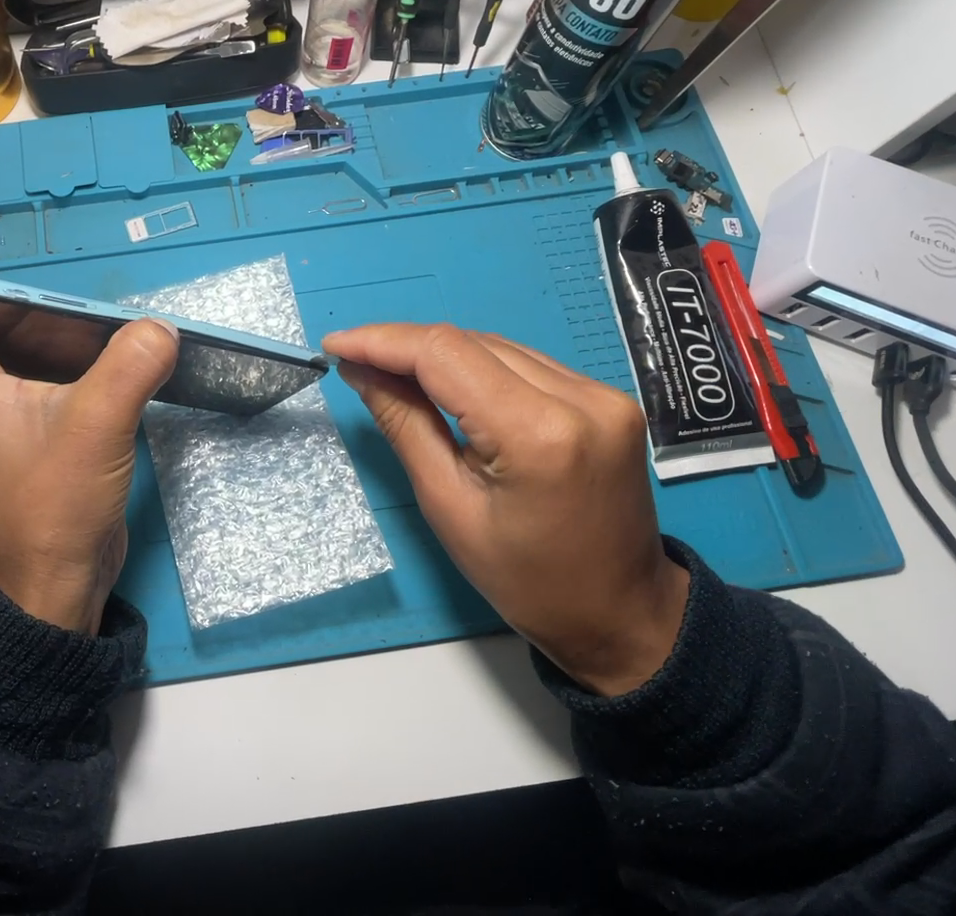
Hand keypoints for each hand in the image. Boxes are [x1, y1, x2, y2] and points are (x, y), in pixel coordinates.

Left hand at [0, 280, 178, 633]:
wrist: (60, 577)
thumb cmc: (53, 504)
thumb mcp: (96, 423)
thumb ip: (130, 367)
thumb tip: (160, 330)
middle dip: (10, 305)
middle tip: (64, 304)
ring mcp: (8, 417)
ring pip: (10, 354)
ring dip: (47, 333)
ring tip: (97, 325)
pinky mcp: (40, 434)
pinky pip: (44, 380)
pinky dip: (72, 362)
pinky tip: (112, 363)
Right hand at [322, 324, 687, 695]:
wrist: (619, 613)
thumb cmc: (524, 579)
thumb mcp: (448, 506)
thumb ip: (404, 425)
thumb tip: (360, 370)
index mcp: (538, 433)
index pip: (446, 355)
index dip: (384, 342)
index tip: (337, 344)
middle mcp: (581, 397)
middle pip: (472, 343)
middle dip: (406, 347)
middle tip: (356, 362)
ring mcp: (602, 393)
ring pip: (499, 348)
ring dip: (441, 356)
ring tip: (392, 373)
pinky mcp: (608, 398)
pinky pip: (527, 365)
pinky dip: (479, 368)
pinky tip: (448, 386)